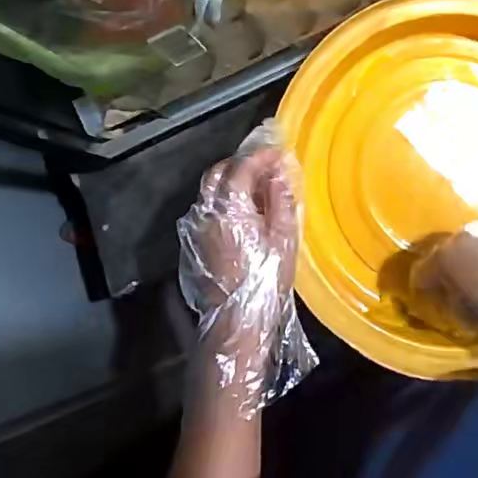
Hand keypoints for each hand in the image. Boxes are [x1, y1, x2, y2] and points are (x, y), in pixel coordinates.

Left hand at [176, 128, 315, 414]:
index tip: (278, 152)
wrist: (234, 326)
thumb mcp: (284, 239)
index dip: (261, 156)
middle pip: (217, 174)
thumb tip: (280, 171)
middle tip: (264, 166)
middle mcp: (206, 213)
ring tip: (255, 188)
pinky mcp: (192, 245)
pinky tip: (240, 214)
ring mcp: (195, 230)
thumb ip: (281, 200)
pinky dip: (222, 201)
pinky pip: (205, 211)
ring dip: (229, 182)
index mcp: (229, 207)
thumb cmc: (265, 282)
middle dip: (240, 163)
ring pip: (208, 192)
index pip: (242, 167)